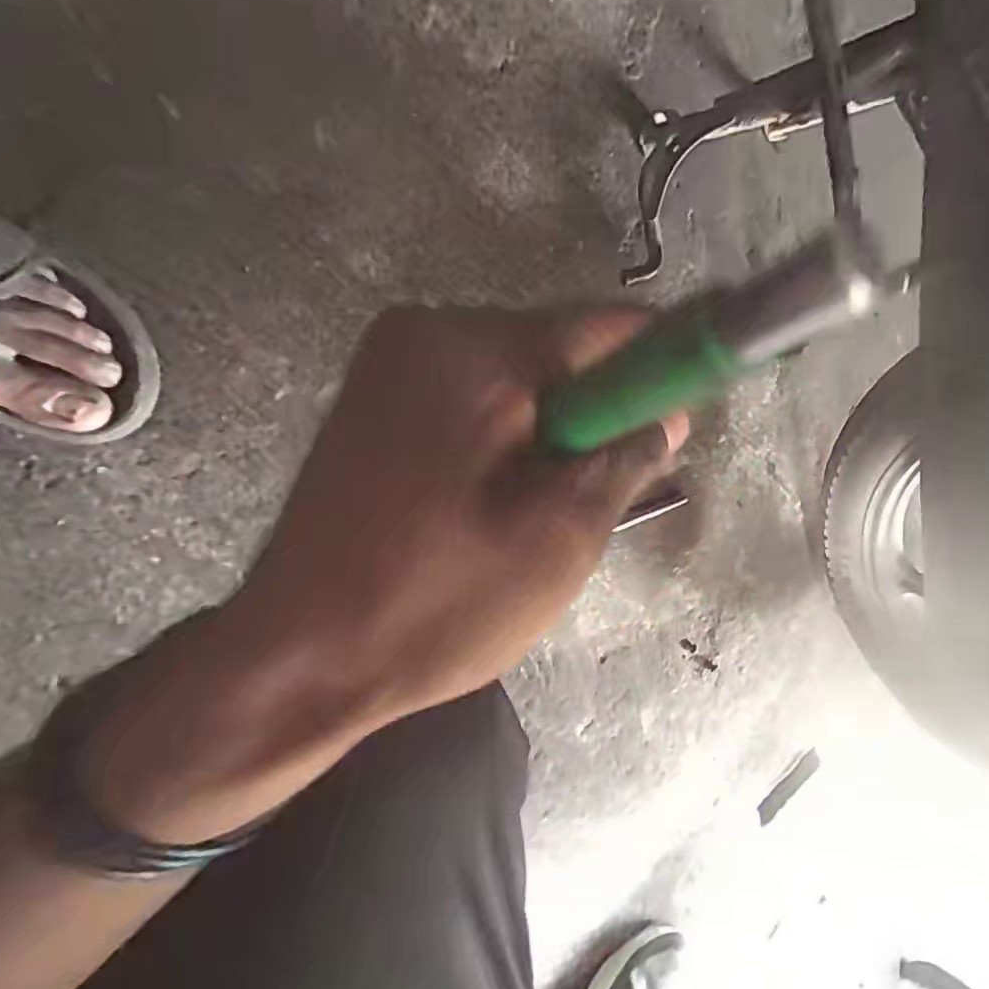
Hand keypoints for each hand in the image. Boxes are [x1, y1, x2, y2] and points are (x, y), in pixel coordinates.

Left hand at [85, 307, 686, 840]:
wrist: (301, 659)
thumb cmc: (442, 600)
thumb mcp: (562, 535)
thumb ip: (627, 458)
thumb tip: (667, 417)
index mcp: (473, 351)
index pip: (605, 329)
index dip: (661, 365)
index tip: (687, 413)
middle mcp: (425, 333)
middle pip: (559, 354)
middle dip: (597, 416)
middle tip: (604, 495)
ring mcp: (390, 367)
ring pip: (519, 383)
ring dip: (554, 436)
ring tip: (543, 515)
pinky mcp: (374, 404)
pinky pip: (476, 404)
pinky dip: (510, 443)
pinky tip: (499, 506)